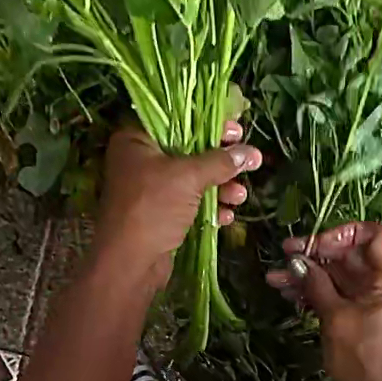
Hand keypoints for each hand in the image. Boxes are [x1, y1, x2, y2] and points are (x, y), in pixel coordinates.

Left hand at [93, 121, 261, 283]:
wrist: (131, 261)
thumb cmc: (152, 207)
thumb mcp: (188, 177)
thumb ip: (220, 162)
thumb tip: (250, 153)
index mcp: (138, 139)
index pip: (178, 119)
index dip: (210, 123)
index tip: (237, 130)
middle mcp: (143, 160)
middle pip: (190, 150)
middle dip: (221, 161)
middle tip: (248, 161)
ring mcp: (152, 189)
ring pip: (194, 180)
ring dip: (221, 186)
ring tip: (241, 196)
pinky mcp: (162, 214)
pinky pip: (191, 203)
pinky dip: (210, 207)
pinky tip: (227, 215)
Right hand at [264, 222, 381, 380]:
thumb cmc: (357, 354)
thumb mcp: (335, 315)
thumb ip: (316, 283)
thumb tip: (297, 260)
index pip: (376, 235)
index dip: (347, 233)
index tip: (320, 245)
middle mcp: (378, 282)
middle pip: (349, 252)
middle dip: (316, 251)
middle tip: (285, 252)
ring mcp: (364, 296)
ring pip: (335, 271)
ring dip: (306, 271)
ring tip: (275, 277)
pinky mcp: (351, 309)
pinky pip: (331, 289)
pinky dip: (310, 288)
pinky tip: (285, 290)